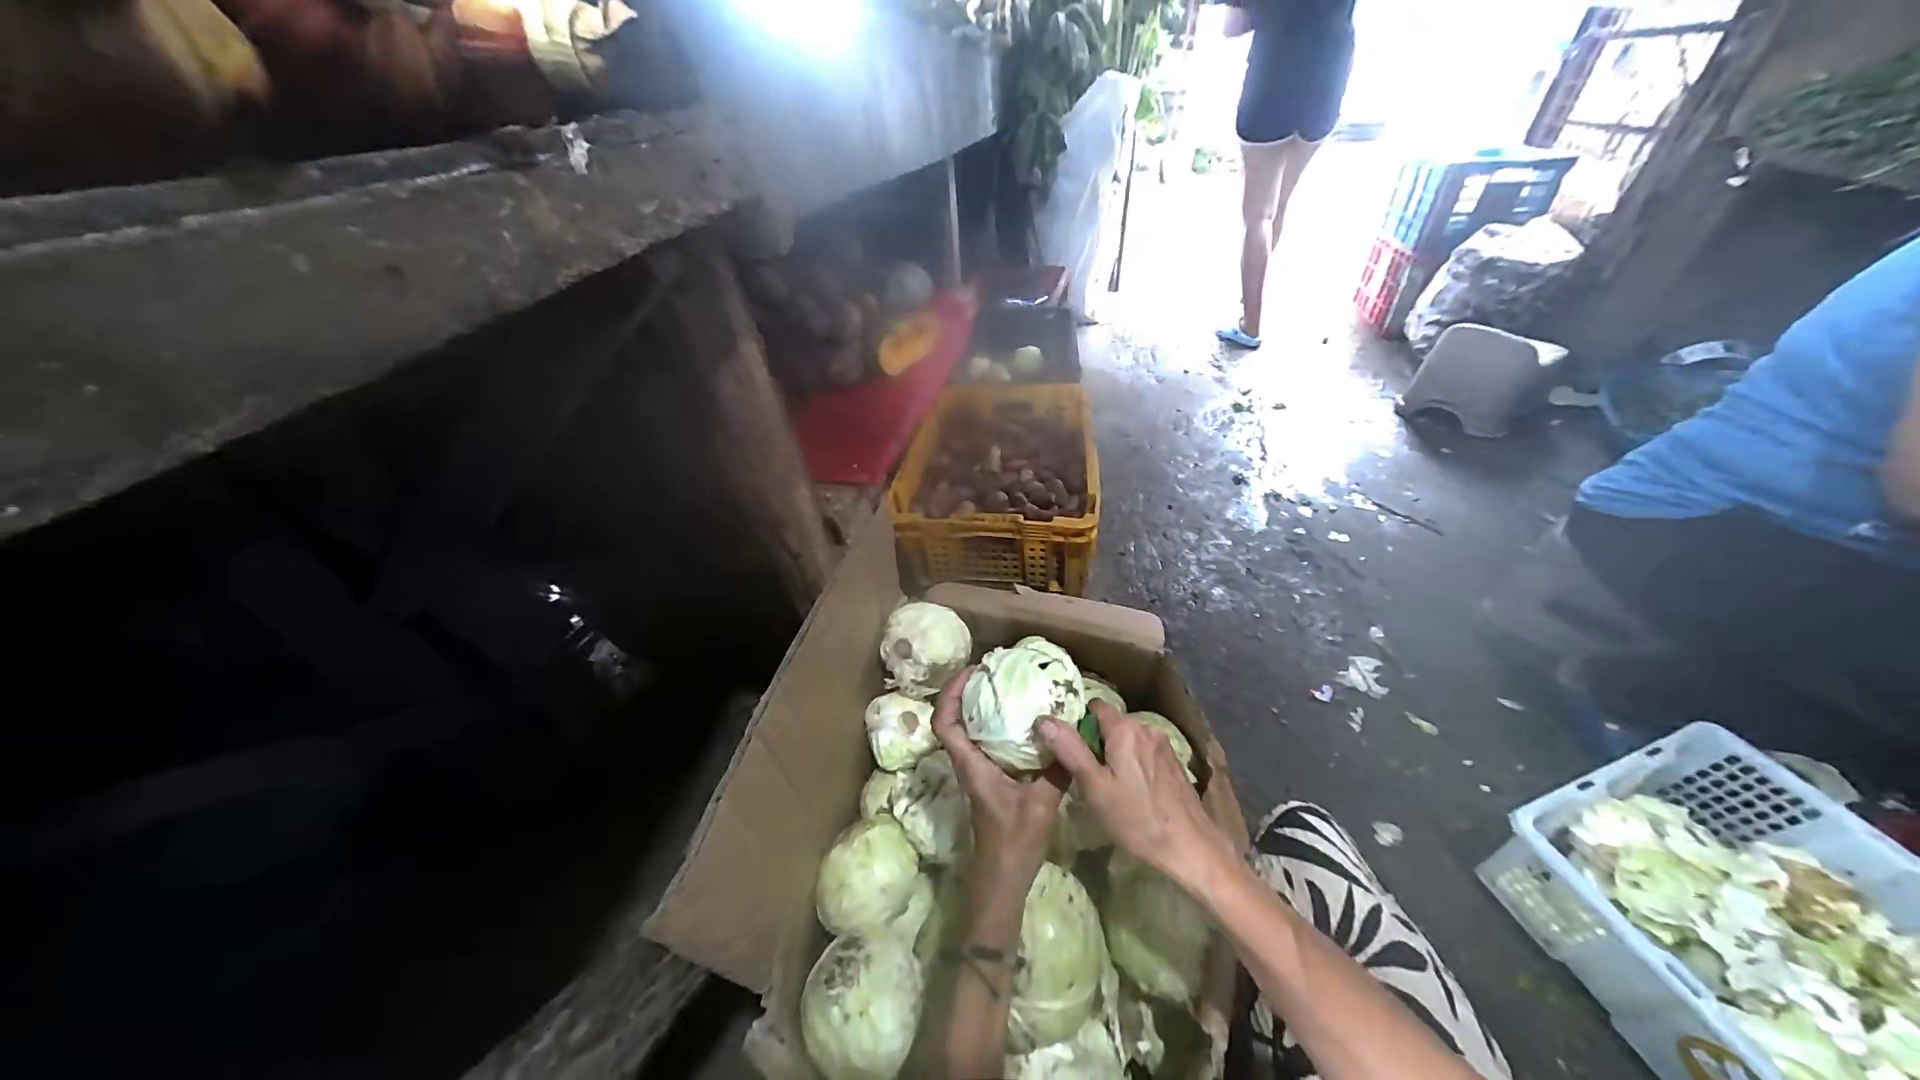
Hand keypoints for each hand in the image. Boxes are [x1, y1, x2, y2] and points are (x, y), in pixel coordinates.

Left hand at [930, 668, 1067, 892]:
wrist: (1003, 875)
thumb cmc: (1015, 841)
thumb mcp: (1041, 804)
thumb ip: (1055, 769)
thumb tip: (1069, 733)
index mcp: (970, 765)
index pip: (944, 722)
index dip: (951, 693)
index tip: (971, 672)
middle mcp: (966, 763)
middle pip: (950, 720)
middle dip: (963, 692)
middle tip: (989, 672)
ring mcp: (974, 770)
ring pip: (964, 730)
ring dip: (974, 706)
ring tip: (1001, 686)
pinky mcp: (986, 777)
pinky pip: (980, 741)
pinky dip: (990, 724)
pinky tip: (1017, 719)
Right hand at [1037, 702, 1236, 894]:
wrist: (1191, 849)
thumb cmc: (1137, 819)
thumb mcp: (1095, 786)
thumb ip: (1070, 749)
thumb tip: (1043, 718)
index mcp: (1126, 729)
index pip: (1094, 707)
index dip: (1077, 723)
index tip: (1067, 747)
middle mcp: (1146, 728)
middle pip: (1111, 724)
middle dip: (1095, 741)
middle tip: (1083, 772)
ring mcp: (1163, 745)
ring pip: (1127, 739)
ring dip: (1114, 754)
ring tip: (1105, 784)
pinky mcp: (1173, 763)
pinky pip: (1143, 752)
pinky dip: (1131, 763)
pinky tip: (1130, 790)